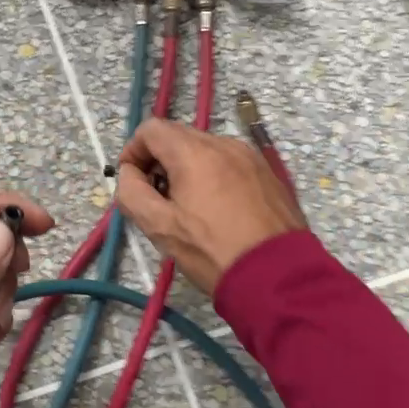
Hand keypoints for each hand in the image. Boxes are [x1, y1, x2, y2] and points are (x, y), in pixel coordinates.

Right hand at [115, 118, 307, 293]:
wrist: (280, 278)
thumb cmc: (213, 251)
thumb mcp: (160, 227)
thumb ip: (131, 192)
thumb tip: (128, 174)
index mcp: (194, 152)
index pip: (150, 129)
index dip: (132, 151)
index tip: (132, 181)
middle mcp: (223, 143)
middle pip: (177, 136)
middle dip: (159, 160)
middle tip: (158, 197)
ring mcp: (250, 156)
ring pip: (204, 149)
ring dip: (186, 167)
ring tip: (189, 206)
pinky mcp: (268, 172)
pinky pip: (229, 162)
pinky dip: (213, 174)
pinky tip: (217, 208)